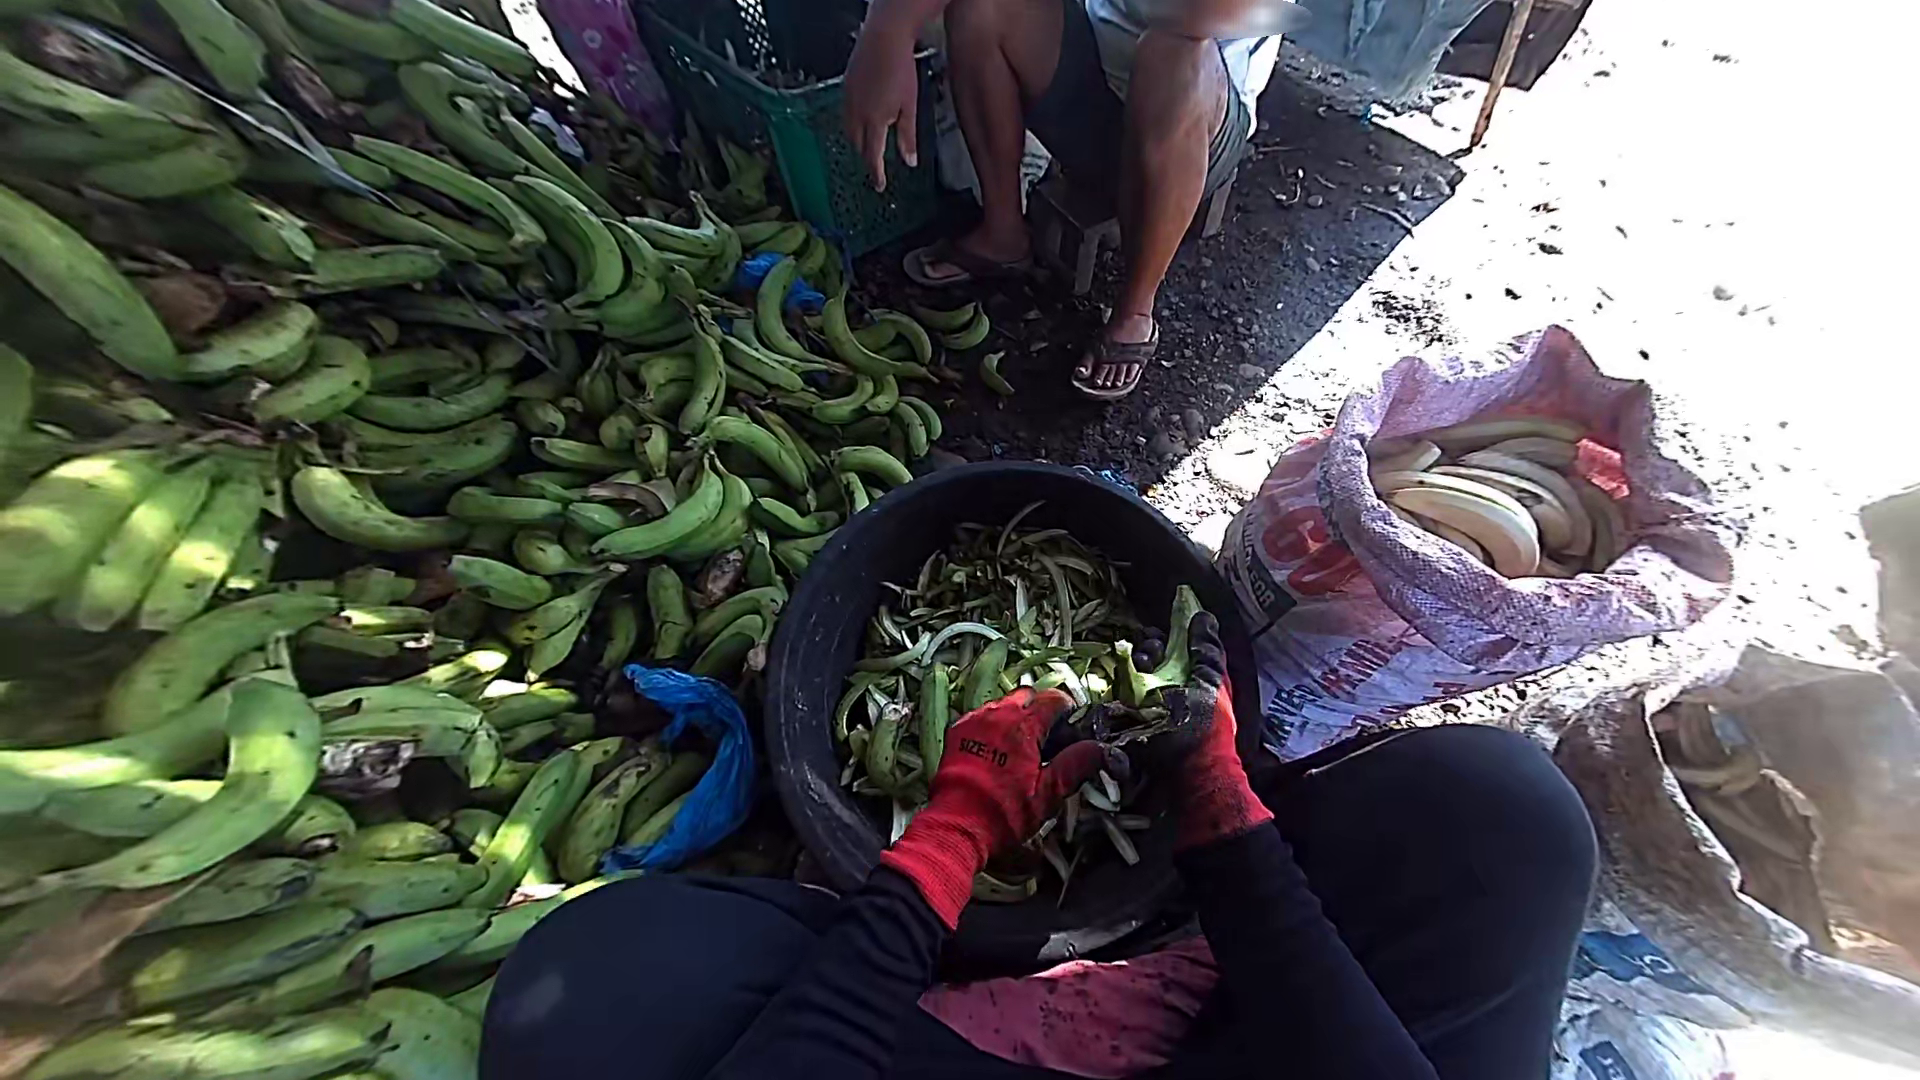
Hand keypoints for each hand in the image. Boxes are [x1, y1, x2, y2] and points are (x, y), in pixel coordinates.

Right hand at [842, 20, 919, 192]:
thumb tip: (910, 162)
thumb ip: (907, 137)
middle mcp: (857, 114)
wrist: (885, 34)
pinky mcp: (845, 87)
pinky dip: (852, 125)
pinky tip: (861, 123)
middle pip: (858, 146)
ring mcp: (848, 100)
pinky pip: (845, 114)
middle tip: (876, 166)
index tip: (880, 186)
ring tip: (868, 147)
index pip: (872, 157)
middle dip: (866, 158)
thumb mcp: (909, 107)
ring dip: (858, 143)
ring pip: (849, 132)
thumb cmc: (900, 69)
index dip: (876, 174)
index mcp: (874, 122)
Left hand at [880, 687, 1116, 926]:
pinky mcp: (957, 730)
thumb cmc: (1005, 813)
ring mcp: (974, 719)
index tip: (1071, 726)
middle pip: (1027, 696)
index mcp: (1023, 725)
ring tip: (1021, 745)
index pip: (1053, 698)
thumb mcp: (1048, 795)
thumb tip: (1102, 748)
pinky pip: (981, 716)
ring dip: (1015, 715)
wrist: (956, 825)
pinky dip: (992, 724)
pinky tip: (995, 749)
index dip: (1067, 709)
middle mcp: (997, 713)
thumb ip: (1075, 765)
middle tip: (1047, 736)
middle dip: (1040, 708)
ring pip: (1002, 703)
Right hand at [1141, 611, 1272, 848]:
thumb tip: (1203, 615)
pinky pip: (1122, 689)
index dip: (1165, 634)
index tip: (1159, 636)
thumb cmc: (1204, 728)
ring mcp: (1151, 699)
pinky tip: (1125, 685)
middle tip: (1148, 656)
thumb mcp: (1210, 684)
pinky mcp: (1133, 714)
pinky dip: (1122, 683)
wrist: (1187, 774)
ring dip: (1135, 664)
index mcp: (1195, 674)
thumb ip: (1206, 651)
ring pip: (1135, 667)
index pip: (1174, 643)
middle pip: (1151, 652)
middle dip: (1147, 648)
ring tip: (1139, 670)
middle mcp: (1172, 683)